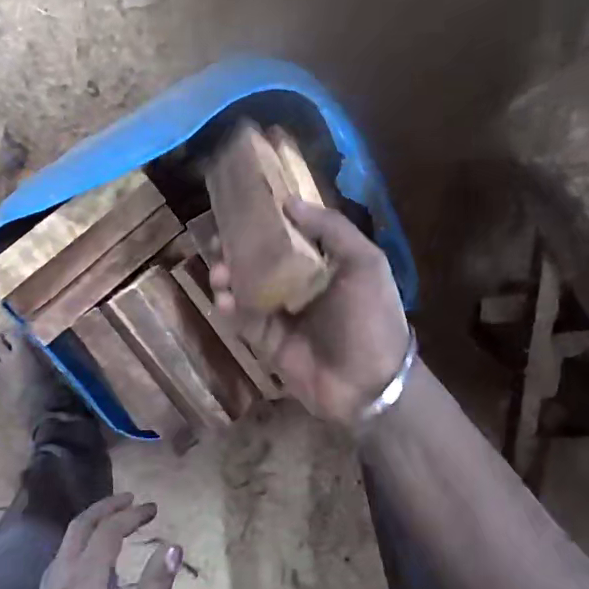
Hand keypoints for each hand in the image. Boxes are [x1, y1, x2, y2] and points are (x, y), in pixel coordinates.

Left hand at [11, 494, 180, 588]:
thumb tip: (172, 546)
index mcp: (82, 584)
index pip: (106, 533)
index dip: (130, 515)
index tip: (153, 508)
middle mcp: (58, 584)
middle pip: (77, 530)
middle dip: (104, 509)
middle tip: (130, 501)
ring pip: (64, 547)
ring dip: (88, 527)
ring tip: (112, 525)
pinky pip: (58, 566)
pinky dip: (78, 549)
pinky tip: (89, 567)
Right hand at [212, 200, 410, 425]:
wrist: (369, 385)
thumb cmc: (371, 319)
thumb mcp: (364, 264)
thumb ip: (332, 229)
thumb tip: (290, 202)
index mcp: (327, 264)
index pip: (292, 235)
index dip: (267, 222)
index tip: (241, 208)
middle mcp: (304, 286)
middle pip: (264, 261)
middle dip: (239, 251)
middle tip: (218, 242)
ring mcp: (285, 315)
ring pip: (248, 289)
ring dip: (230, 278)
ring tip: (218, 274)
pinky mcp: (269, 343)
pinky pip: (245, 320)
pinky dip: (231, 309)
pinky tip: (223, 301)